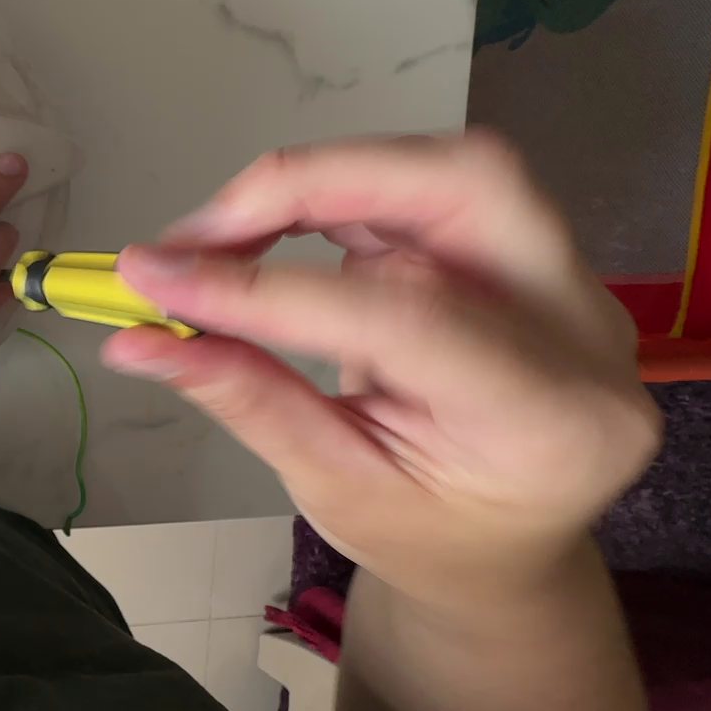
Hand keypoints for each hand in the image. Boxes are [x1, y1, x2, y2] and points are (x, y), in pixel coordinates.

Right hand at [101, 133, 658, 605]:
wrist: (501, 542)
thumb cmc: (423, 533)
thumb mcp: (327, 486)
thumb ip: (241, 399)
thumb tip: (134, 342)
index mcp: (549, 417)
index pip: (401, 317)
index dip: (263, 289)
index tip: (151, 281)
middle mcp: (576, 321)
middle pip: (464, 182)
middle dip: (309, 184)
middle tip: (196, 233)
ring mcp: (551, 274)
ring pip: (434, 167)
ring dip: (302, 185)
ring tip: (207, 239)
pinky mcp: (506, 250)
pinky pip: (406, 186)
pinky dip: (314, 197)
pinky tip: (254, 237)